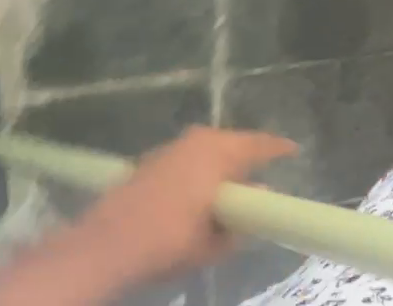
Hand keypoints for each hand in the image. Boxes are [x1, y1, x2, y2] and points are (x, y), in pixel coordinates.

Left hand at [70, 126, 296, 285]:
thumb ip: (242, 220)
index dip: (280, 148)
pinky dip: (195, 170)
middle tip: (258, 174)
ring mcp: (170, 148)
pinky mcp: (147, 162)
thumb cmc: (166, 242)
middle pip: (233, 143)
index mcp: (220, 151)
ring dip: (218, 163)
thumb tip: (258, 198)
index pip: (261, 144)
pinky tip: (193, 192)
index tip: (294, 152)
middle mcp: (198, 140)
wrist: (98, 251)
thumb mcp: (214, 242)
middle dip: (246, 156)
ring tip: (226, 185)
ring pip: (207, 150)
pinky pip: (186, 159)